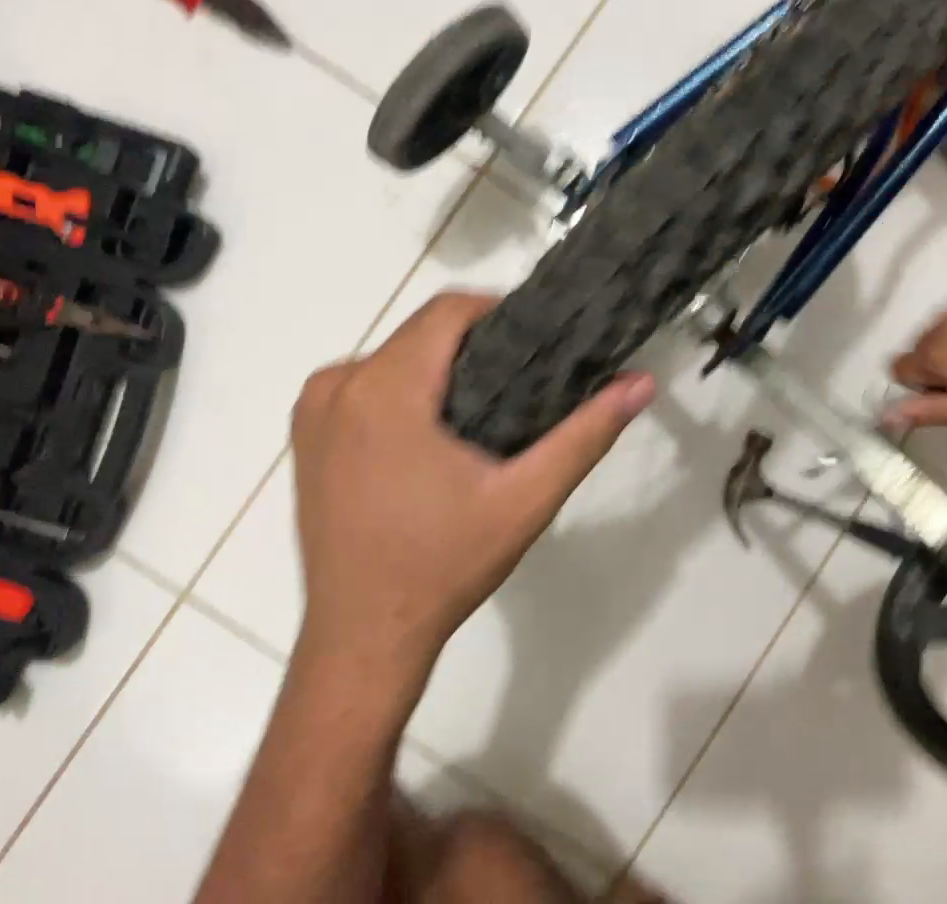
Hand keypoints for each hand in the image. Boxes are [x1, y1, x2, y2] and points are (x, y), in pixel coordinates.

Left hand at [289, 292, 655, 670]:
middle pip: (420, 335)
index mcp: (383, 388)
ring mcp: (312, 411)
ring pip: (394, 360)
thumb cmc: (444, 566)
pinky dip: (405, 397)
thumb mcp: (525, 499)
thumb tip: (641, 383)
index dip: (501, 314)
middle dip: (474, 350)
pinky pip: (365, 389)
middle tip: (524, 388)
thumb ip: (585, 435)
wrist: (363, 635)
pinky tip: (437, 442)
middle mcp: (337, 384)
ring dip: (440, 374)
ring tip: (486, 417)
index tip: (542, 345)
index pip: (448, 311)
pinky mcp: (305, 437)